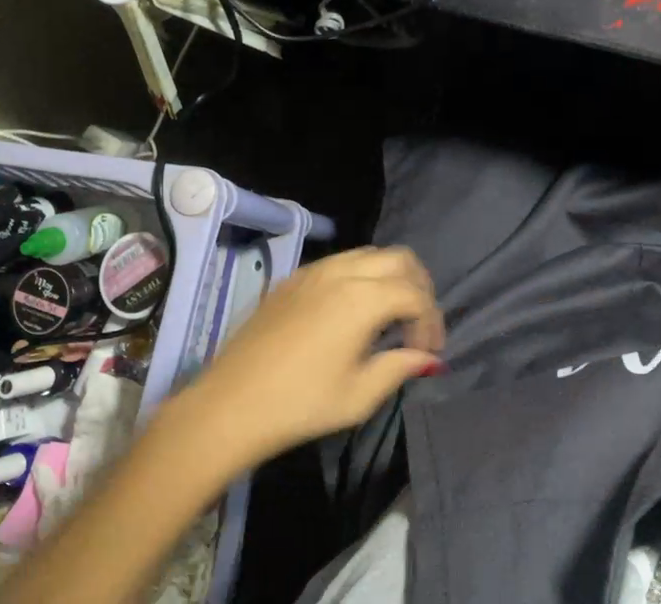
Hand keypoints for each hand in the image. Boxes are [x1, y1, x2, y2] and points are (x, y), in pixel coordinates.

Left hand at [185, 247, 444, 459]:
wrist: (229, 406)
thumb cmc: (299, 405)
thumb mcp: (358, 396)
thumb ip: (399, 368)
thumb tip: (425, 358)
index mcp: (362, 299)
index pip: (415, 295)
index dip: (431, 322)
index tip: (428, 354)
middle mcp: (341, 272)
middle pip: (399, 258)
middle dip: (419, 287)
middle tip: (419, 324)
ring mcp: (313, 271)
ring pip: (368, 254)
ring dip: (389, 277)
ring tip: (390, 316)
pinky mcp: (291, 280)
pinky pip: (339, 263)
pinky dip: (360, 276)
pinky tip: (353, 312)